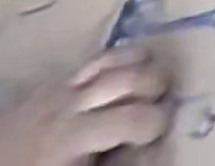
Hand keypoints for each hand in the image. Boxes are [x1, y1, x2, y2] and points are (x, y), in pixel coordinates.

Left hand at [0, 46, 170, 165]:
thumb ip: (94, 165)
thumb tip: (134, 156)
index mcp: (68, 143)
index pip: (135, 121)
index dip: (156, 128)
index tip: (150, 143)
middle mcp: (72, 110)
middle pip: (136, 81)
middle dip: (158, 91)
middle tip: (154, 112)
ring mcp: (63, 92)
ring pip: (125, 60)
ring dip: (148, 71)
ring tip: (148, 90)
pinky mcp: (56, 84)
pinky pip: (100, 58)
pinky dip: (125, 60)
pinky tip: (128, 74)